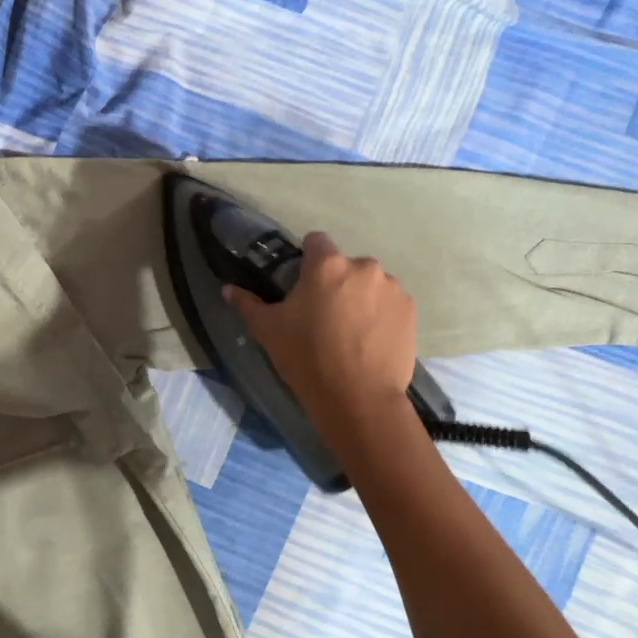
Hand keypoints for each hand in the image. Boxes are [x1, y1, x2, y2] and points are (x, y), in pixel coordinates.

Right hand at [223, 231, 416, 424]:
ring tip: (349, 330)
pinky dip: (380, 314)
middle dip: (334, 282)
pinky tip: (368, 340)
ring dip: (359, 297)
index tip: (301, 283)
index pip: (316, 241)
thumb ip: (247, 304)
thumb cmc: (306, 356)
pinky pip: (389, 302)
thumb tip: (228, 289)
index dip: (306, 259)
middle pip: (344, 265)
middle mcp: (363, 267)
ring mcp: (391, 288)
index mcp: (326, 266)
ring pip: (369, 284)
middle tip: (322, 314)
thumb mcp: (267, 330)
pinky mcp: (410, 310)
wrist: (357, 397)